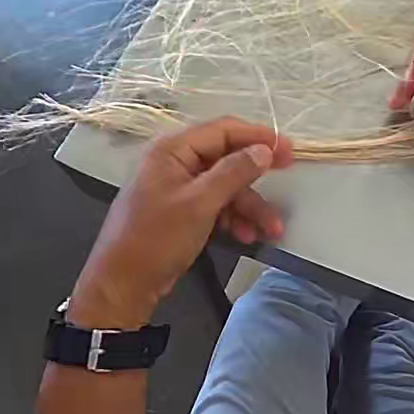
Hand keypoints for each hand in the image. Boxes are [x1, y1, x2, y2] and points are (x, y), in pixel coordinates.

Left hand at [70, 118, 293, 327]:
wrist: (123, 283)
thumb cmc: (156, 238)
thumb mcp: (200, 204)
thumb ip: (234, 173)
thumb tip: (264, 150)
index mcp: (173, 150)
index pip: (223, 130)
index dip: (259, 137)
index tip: (289, 150)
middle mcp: (176, 162)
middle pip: (228, 160)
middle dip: (256, 181)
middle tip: (287, 181)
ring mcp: (179, 188)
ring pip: (226, 188)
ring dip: (249, 207)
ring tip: (270, 230)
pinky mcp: (183, 211)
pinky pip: (216, 206)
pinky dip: (233, 219)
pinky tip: (246, 236)